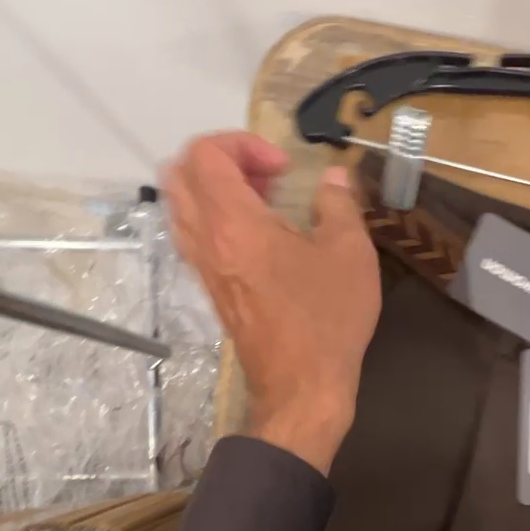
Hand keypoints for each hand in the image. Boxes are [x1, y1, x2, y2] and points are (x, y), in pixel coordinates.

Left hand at [161, 133, 380, 473]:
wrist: (302, 387)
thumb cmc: (327, 319)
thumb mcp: (350, 254)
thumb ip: (339, 205)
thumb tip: (333, 179)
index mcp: (234, 223)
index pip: (205, 153)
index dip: (242, 143)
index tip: (283, 168)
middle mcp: (206, 240)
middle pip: (180, 174)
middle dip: (222, 161)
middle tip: (267, 178)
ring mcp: (203, 268)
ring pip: (182, 207)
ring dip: (216, 192)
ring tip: (264, 205)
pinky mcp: (211, 291)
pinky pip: (195, 237)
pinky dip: (218, 221)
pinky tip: (261, 239)